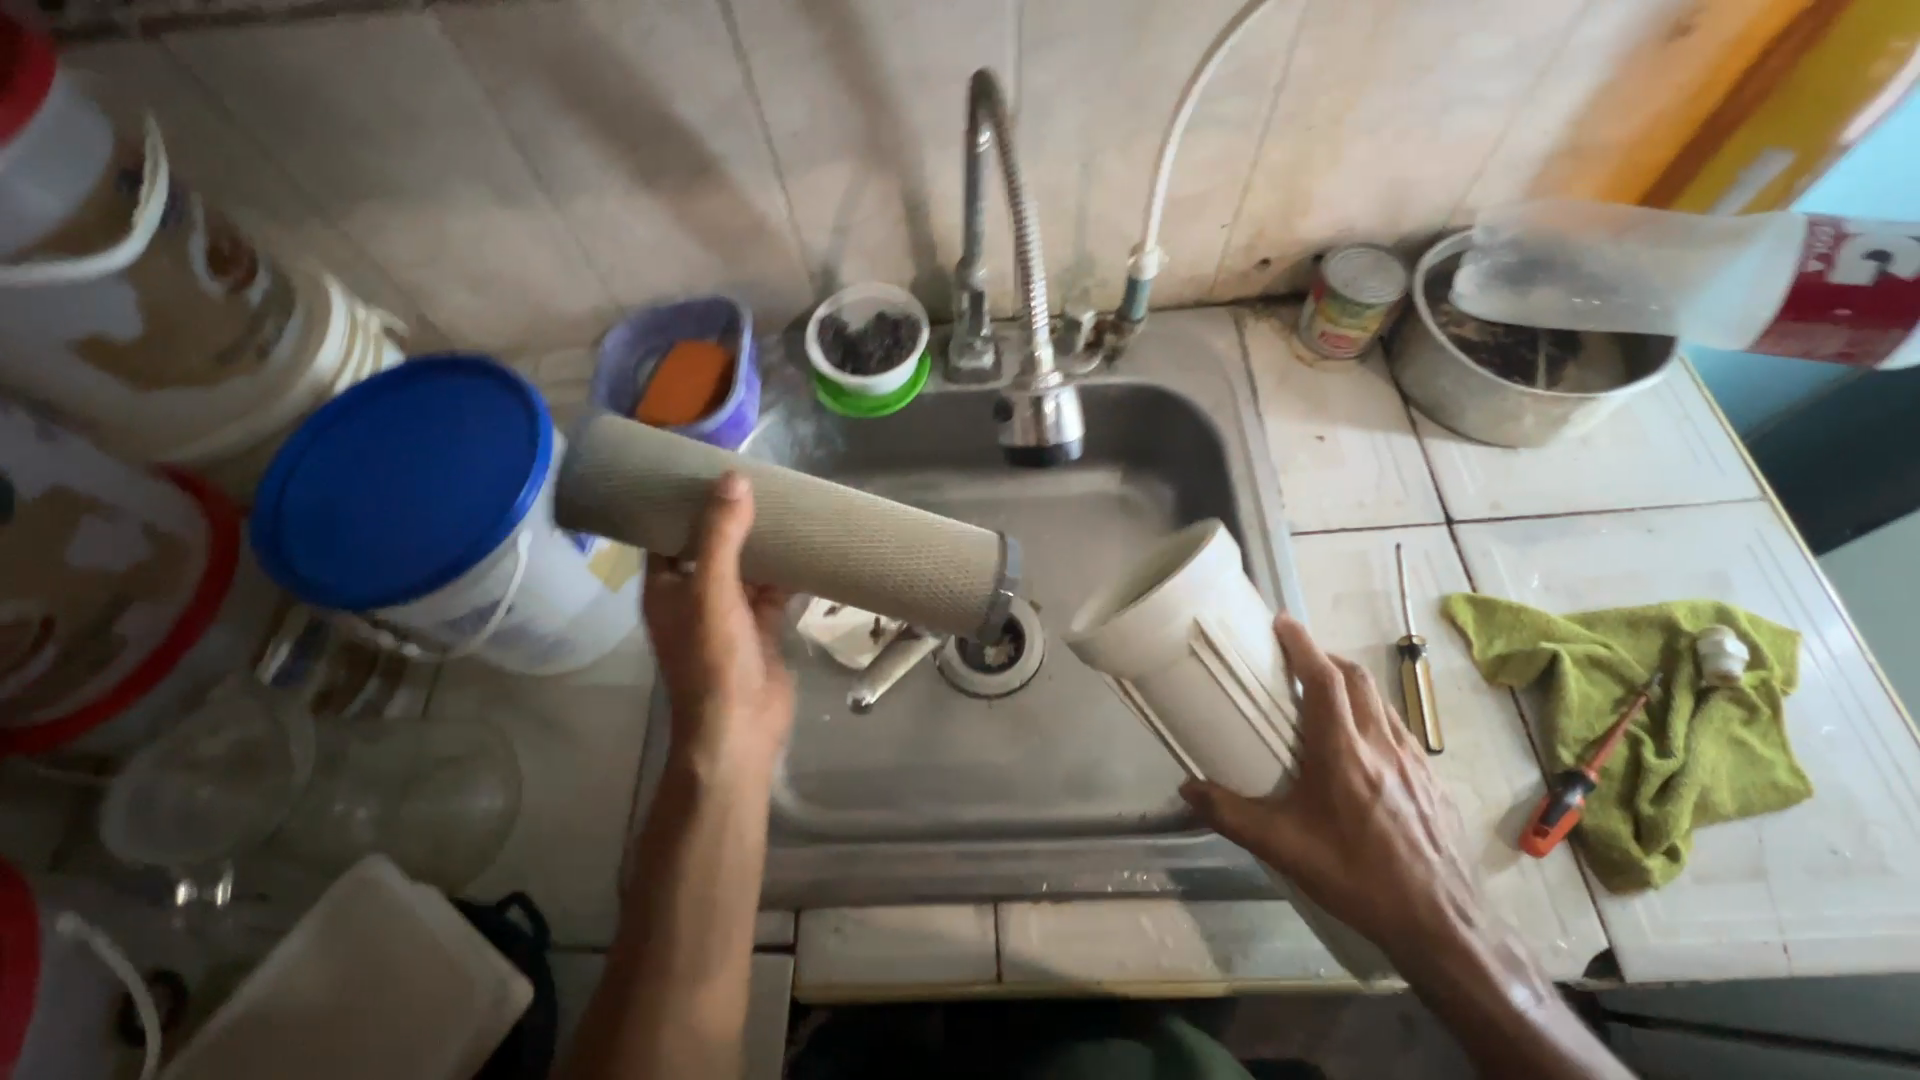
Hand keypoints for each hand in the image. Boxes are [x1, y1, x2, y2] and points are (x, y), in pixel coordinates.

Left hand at [643, 472, 794, 775]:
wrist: (741, 726)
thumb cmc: (712, 659)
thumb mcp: (711, 591)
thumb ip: (721, 535)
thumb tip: (734, 479)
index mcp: (666, 587)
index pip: (665, 534)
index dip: (680, 503)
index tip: (702, 468)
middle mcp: (694, 596)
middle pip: (711, 546)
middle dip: (731, 516)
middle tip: (756, 477)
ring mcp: (729, 614)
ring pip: (747, 567)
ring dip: (763, 542)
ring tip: (786, 502)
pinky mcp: (761, 628)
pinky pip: (774, 590)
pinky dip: (789, 571)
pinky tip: (809, 546)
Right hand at [1180, 615, 1482, 962]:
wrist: (1441, 921)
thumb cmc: (1356, 878)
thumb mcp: (1283, 849)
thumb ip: (1230, 815)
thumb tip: (1187, 788)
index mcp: (1343, 754)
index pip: (1324, 681)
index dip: (1302, 645)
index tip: (1282, 623)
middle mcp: (1381, 746)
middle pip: (1357, 679)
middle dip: (1326, 658)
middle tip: (1297, 661)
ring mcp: (1414, 761)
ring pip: (1381, 702)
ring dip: (1351, 685)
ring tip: (1324, 697)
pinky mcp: (1432, 781)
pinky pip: (1399, 730)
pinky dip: (1373, 716)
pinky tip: (1360, 748)